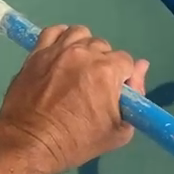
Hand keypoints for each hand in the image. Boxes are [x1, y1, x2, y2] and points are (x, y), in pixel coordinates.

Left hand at [0, 25, 147, 173]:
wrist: (31, 141)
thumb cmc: (77, 141)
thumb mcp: (119, 131)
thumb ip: (136, 97)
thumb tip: (142, 67)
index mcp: (106, 71)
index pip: (126, 61)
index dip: (123, 78)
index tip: (114, 93)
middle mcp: (82, 54)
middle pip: (102, 47)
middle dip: (103, 64)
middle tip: (93, 85)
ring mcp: (56, 51)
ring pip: (79, 34)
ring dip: (83, 47)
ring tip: (78, 67)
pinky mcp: (36, 53)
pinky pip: (52, 32)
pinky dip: (60, 37)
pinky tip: (61, 51)